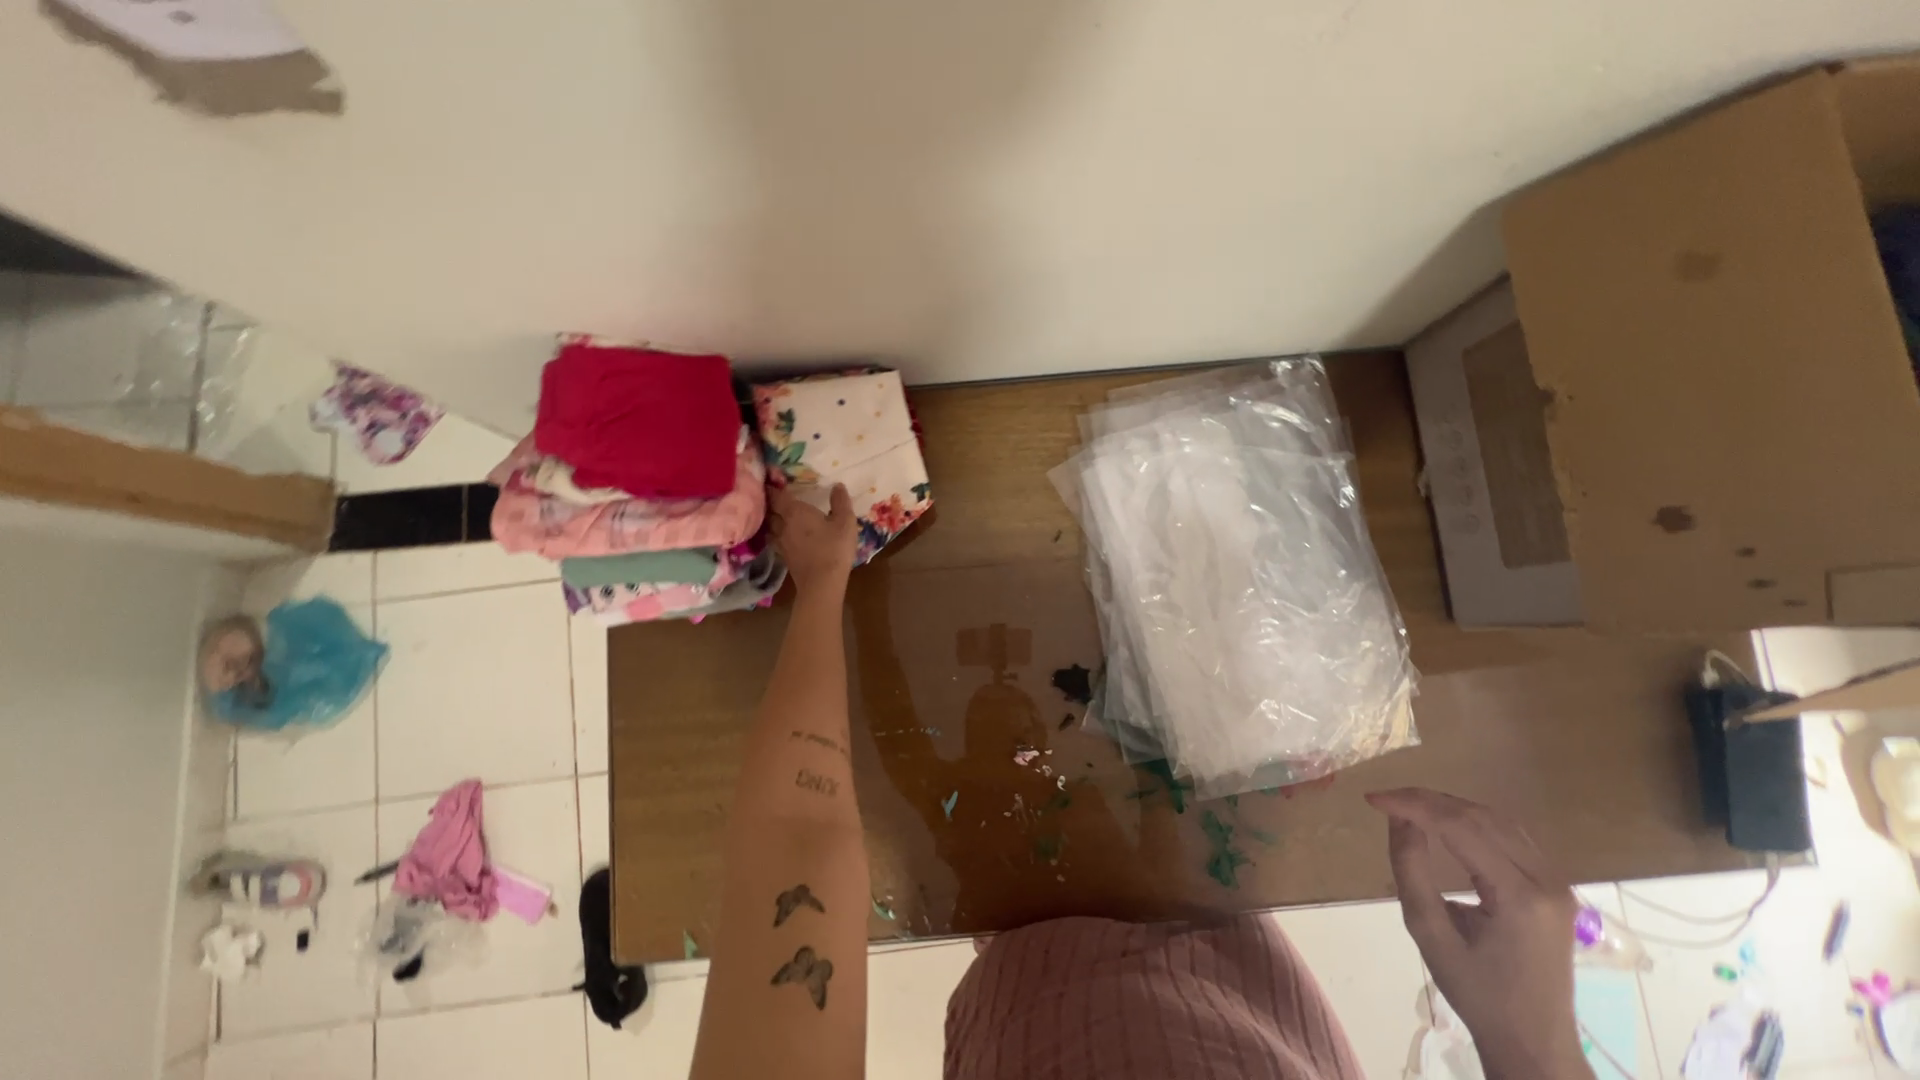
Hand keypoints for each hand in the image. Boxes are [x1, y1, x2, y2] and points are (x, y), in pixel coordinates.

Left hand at [770, 483, 857, 594]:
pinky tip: (783, 533)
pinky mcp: (783, 556)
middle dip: (769, 500)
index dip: (771, 485)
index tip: (769, 477)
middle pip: (769, 509)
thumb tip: (837, 485)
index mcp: (794, 511)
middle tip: (772, 493)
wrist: (822, 583)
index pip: (776, 494)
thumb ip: (840, 502)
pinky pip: (775, 538)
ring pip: (770, 525)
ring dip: (770, 517)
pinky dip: (776, 532)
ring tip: (776, 512)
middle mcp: (782, 524)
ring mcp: (780, 542)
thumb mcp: (845, 522)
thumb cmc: (834, 548)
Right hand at [1367, 788, 1591, 1079]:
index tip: (1373, 800)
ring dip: (1451, 808)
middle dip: (1429, 801)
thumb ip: (1411, 870)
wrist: (1533, 1041)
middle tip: (1386, 800)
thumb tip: (1398, 819)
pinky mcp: (1556, 888)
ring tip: (1409, 807)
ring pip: (1499, 822)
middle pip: (1482, 818)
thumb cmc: (1476, 993)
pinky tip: (1446, 825)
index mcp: (1519, 896)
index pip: (1461, 828)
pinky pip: (1512, 838)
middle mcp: (1547, 881)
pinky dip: (1474, 823)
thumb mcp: (1430, 932)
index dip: (1414, 805)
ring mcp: (1558, 883)